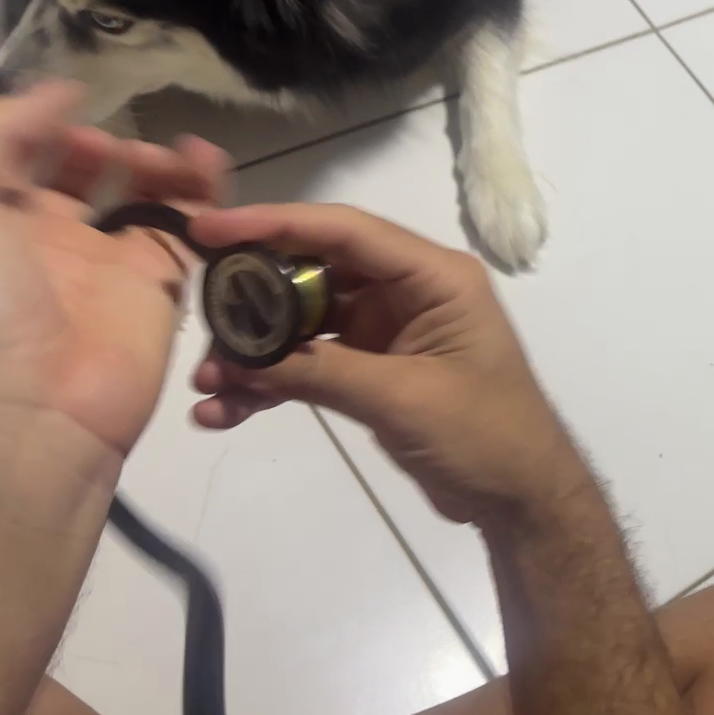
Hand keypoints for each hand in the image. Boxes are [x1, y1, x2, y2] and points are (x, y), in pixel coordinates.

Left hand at [0, 82, 228, 462]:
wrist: (38, 399)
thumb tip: (58, 91)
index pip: (24, 157)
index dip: (50, 125)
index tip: (86, 103)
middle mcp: (54, 236)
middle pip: (93, 175)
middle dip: (114, 147)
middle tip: (133, 144)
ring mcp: (116, 260)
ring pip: (150, 196)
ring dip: (165, 165)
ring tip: (180, 151)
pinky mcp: (169, 281)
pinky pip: (193, 229)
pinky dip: (207, 194)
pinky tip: (211, 167)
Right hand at [187, 204, 576, 522]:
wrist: (516, 491)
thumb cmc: (483, 433)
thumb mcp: (403, 397)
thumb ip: (321, 371)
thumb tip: (236, 359)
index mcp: (439, 278)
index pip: (350, 232)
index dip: (277, 223)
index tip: (207, 230)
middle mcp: (415, 291)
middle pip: (320, 270)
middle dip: (256, 295)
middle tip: (197, 319)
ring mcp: (395, 328)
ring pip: (309, 318)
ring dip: (258, 347)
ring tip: (207, 382)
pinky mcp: (379, 366)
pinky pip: (315, 359)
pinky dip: (275, 380)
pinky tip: (227, 411)